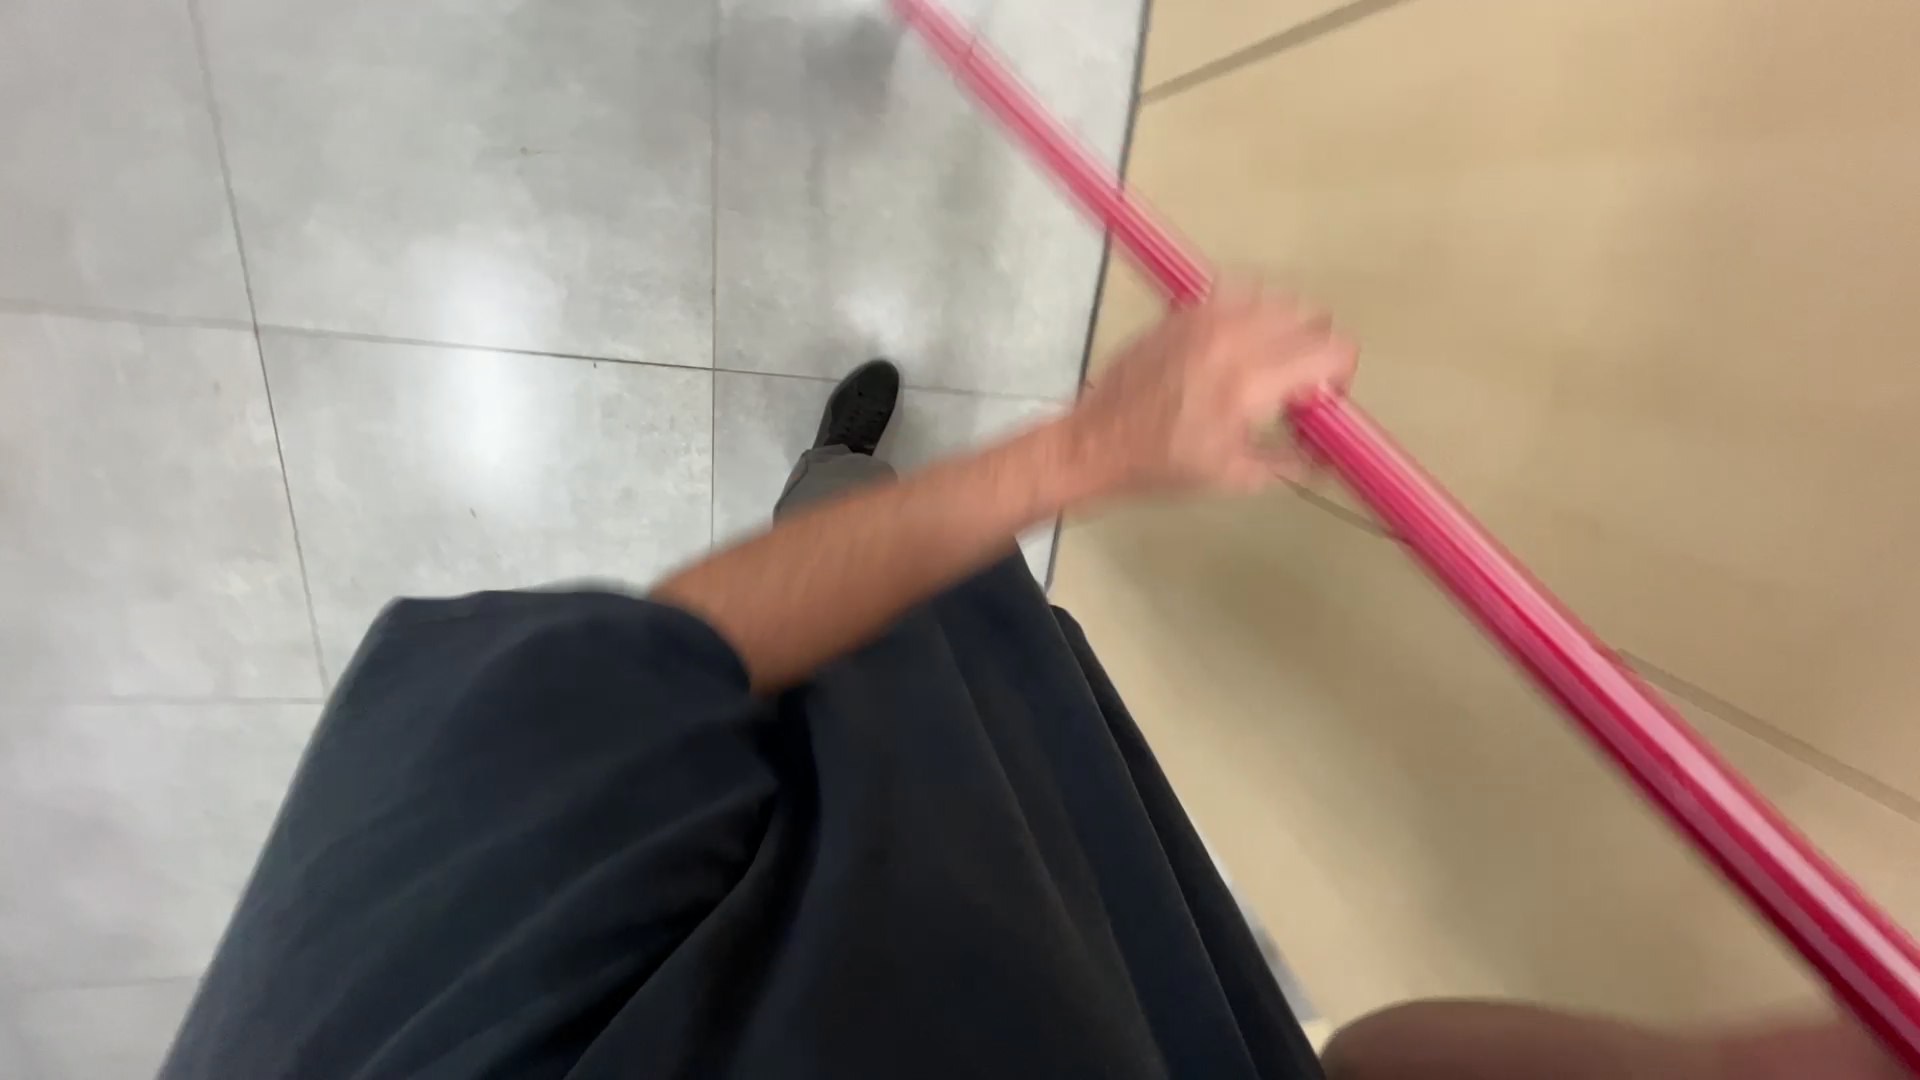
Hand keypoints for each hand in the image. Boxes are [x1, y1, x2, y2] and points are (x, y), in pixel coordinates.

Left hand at [1065, 284, 1356, 497]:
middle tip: (1291, 383)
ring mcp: (1202, 317)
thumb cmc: (1161, 465)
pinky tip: (1231, 344)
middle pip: (1310, 314)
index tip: (1318, 398)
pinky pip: (1234, 291)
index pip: (1334, 349)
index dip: (1338, 375)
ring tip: (1261, 362)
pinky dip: (1246, 312)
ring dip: (1281, 326)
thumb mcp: (1233, 476)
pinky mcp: (1180, 312)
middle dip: (1313, 348)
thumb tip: (1327, 453)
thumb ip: (1291, 460)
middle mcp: (1231, 337)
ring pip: (1275, 296)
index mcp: (1250, 382)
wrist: (1096, 443)